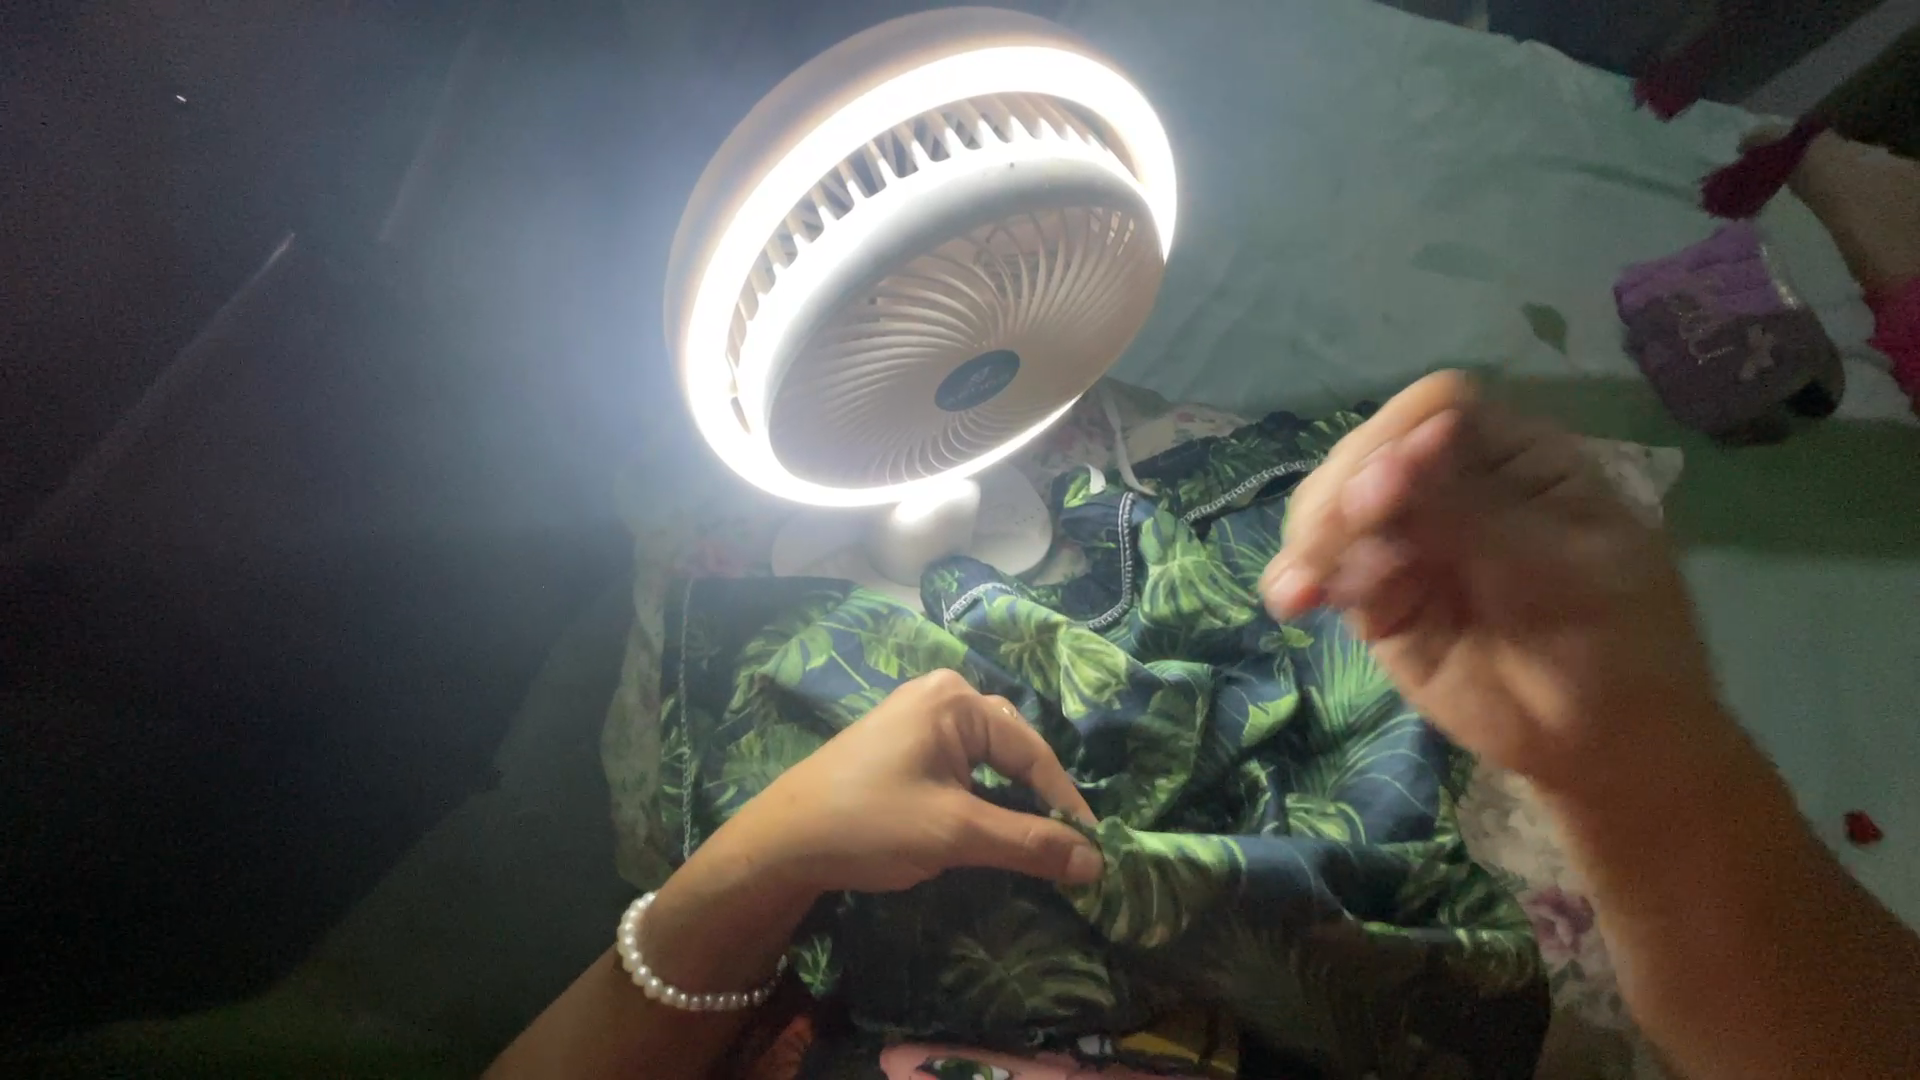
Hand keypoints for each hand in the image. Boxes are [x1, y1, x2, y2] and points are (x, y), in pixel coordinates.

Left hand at [720, 669, 1101, 892]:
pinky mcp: (904, 741)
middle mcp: (941, 694)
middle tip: (1068, 846)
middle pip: (1011, 746)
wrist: (781, 842)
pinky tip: (992, 821)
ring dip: (1012, 796)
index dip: (1065, 801)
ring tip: (1038, 837)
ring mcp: (919, 715)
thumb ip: (1028, 843)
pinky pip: (961, 761)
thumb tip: (1097, 861)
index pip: (1031, 750)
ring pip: (987, 755)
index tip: (1097, 849)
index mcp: (955, 699)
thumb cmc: (870, 824)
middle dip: (1039, 796)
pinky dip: (983, 792)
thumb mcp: (955, 832)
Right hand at [1259, 372, 1725, 794]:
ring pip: (1326, 507)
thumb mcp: (1561, 571)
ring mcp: (1400, 536)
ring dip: (1308, 543)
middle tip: (1324, 554)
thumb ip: (1471, 514)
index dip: (1395, 439)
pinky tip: (1291, 603)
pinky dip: (1294, 579)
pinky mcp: (1368, 588)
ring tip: (1304, 593)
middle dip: (1336, 501)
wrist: (1596, 744)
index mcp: (1511, 458)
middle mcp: (1445, 483)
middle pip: (1363, 455)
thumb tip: (1391, 459)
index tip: (1379, 495)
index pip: (1435, 410)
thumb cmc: (1615, 646)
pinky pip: (1317, 568)